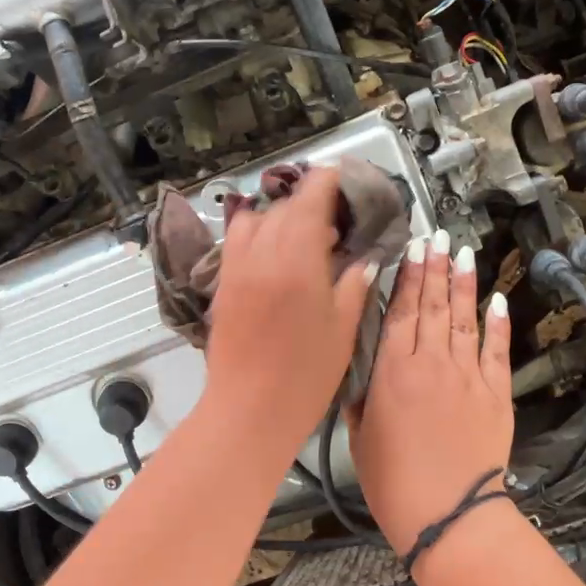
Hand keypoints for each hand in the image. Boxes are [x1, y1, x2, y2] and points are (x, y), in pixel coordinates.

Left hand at [202, 166, 377, 451]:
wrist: (249, 410)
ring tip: (301, 236)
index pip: (310, 200)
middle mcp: (261, 253)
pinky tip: (274, 254)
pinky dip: (255, 234)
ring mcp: (236, 267)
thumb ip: (353, 284)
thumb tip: (362, 258)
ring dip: (279, 217)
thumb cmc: (306, 374)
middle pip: (283, 208)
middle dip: (308, 203)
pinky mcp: (222, 284)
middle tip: (334, 221)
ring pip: (255, 220)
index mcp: (297, 259)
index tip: (341, 176)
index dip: (327, 182)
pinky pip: (236, 241)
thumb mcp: (343, 327)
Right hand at [350, 229, 512, 553]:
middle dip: (434, 268)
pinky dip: (497, 324)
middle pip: (434, 306)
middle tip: (437, 235)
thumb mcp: (360, 436)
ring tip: (462, 252)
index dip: (408, 277)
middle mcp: (432, 362)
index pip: (401, 312)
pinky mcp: (496, 394)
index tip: (412, 247)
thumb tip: (363, 367)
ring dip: (463, 284)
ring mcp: (468, 376)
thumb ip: (361, 395)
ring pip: (465, 319)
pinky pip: (496, 351)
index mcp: (393, 371)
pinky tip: (496, 301)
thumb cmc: (393, 481)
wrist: (450, 513)